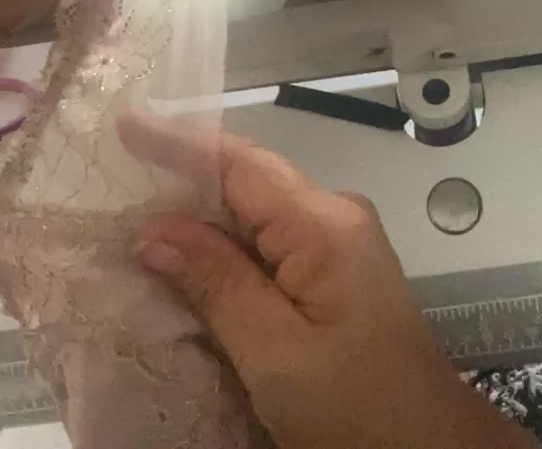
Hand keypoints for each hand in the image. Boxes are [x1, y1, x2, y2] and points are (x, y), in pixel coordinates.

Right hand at [119, 116, 536, 448]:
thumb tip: (155, 229)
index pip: (241, 163)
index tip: (126, 124)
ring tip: (136, 213)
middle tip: (116, 177)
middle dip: (183, 177)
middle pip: (249, 180)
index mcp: (324, 223)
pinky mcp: (336, 266)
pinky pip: (272, 238)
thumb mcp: (275, 352)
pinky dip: (227, 244)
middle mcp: (335, 214)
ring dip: (202, 214)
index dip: (181, 142)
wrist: (425, 444)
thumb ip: (217, 283)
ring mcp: (339, 239)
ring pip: (257, 210)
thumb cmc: (354, 404)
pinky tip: (189, 257)